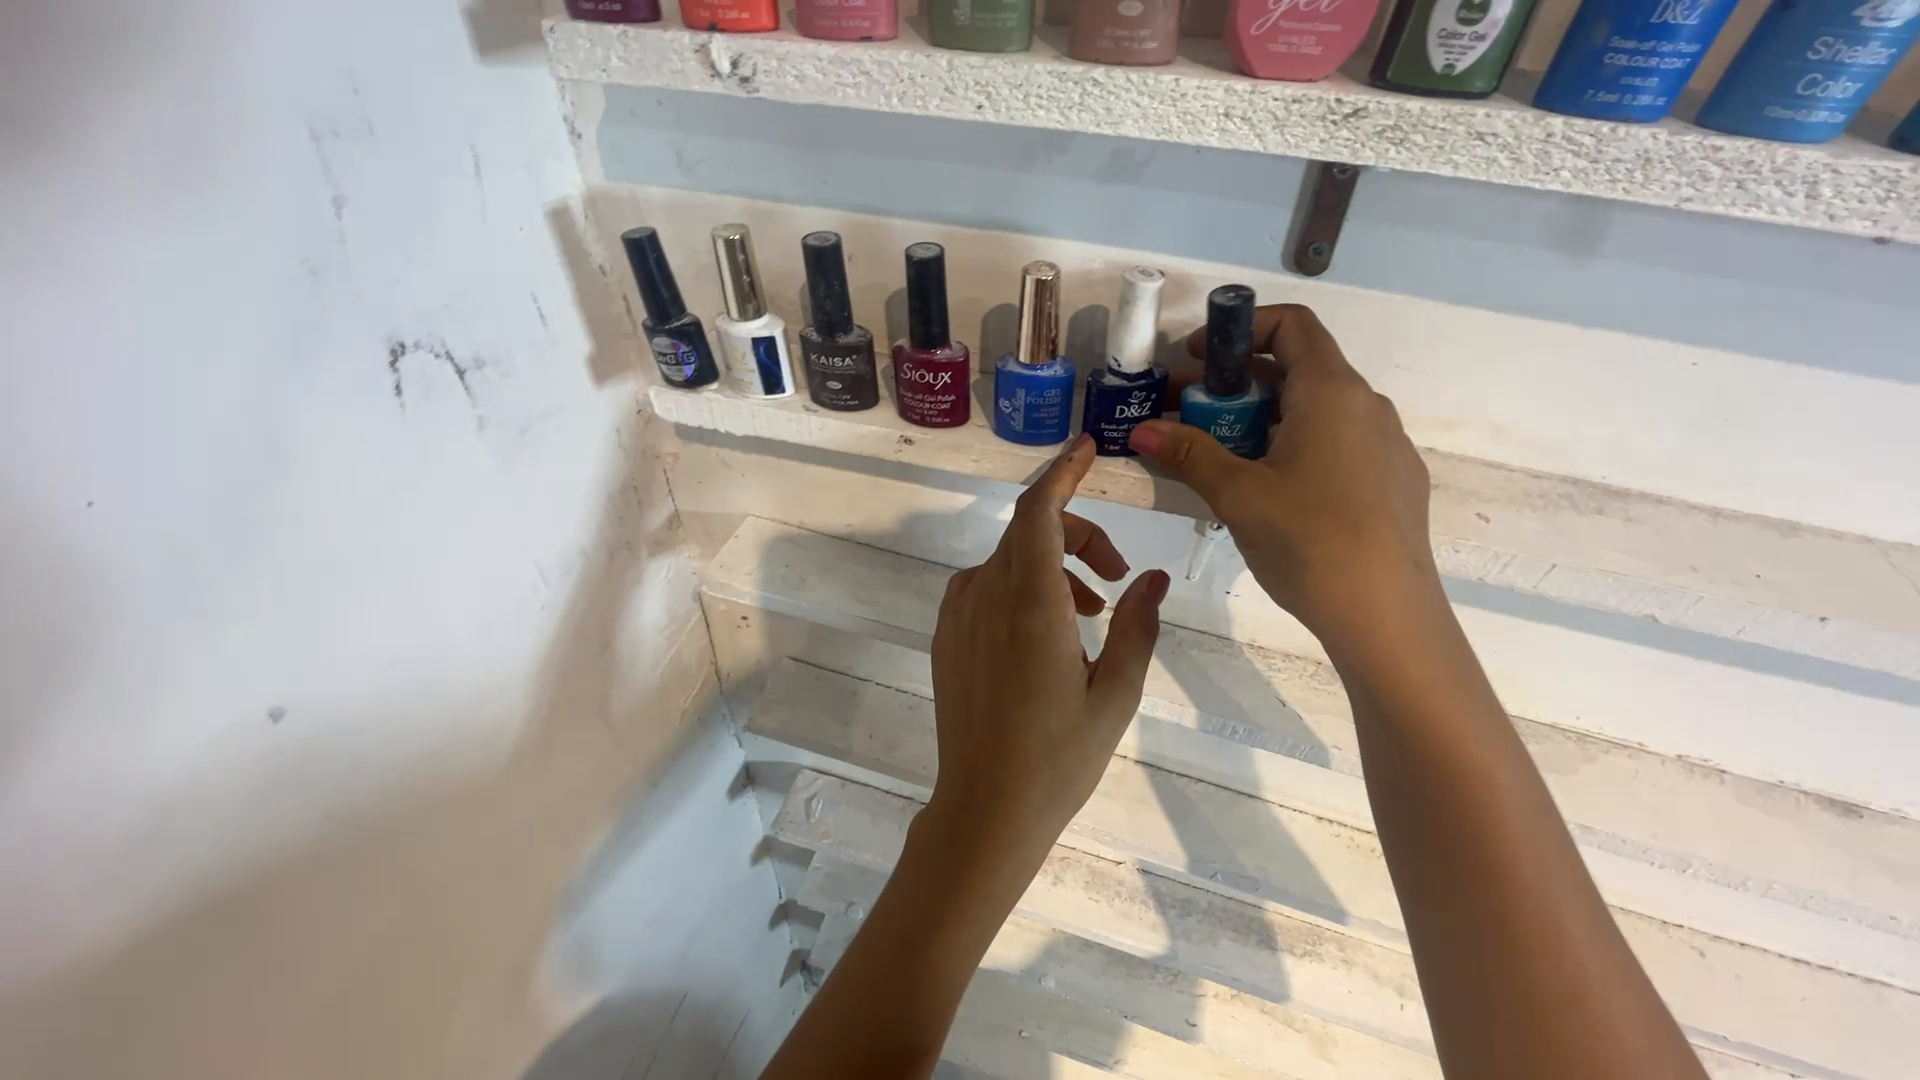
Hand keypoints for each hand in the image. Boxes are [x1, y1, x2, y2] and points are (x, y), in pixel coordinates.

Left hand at [927, 434, 1169, 866]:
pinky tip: (1046, 634)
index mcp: (1029, 603)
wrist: (985, 809)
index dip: (1062, 473)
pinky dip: (1021, 588)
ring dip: (1052, 567)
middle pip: (1028, 531)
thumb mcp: (1116, 692)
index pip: (1038, 511)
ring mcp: (958, 616)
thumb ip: (1138, 624)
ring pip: (1008, 560)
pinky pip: (984, 587)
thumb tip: (1152, 575)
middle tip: (1118, 579)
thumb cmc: (1059, 757)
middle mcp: (985, 596)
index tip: (1087, 450)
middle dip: (1078, 535)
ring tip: (1091, 617)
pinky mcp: (947, 637)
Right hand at [1130, 303, 1437, 650]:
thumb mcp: (1237, 495)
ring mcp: (1386, 445)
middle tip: (1189, 416)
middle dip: (1237, 386)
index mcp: (1332, 392)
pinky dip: (1296, 447)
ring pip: (1316, 411)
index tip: (1197, 360)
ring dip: (1263, 420)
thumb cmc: (1308, 541)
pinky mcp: (1392, 482)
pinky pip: (1337, 444)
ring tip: (1223, 458)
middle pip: (1298, 370)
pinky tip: (1272, 493)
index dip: (1240, 328)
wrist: (1386, 616)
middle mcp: (1367, 406)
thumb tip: (1142, 430)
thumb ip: (1188, 454)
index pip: (1291, 324)